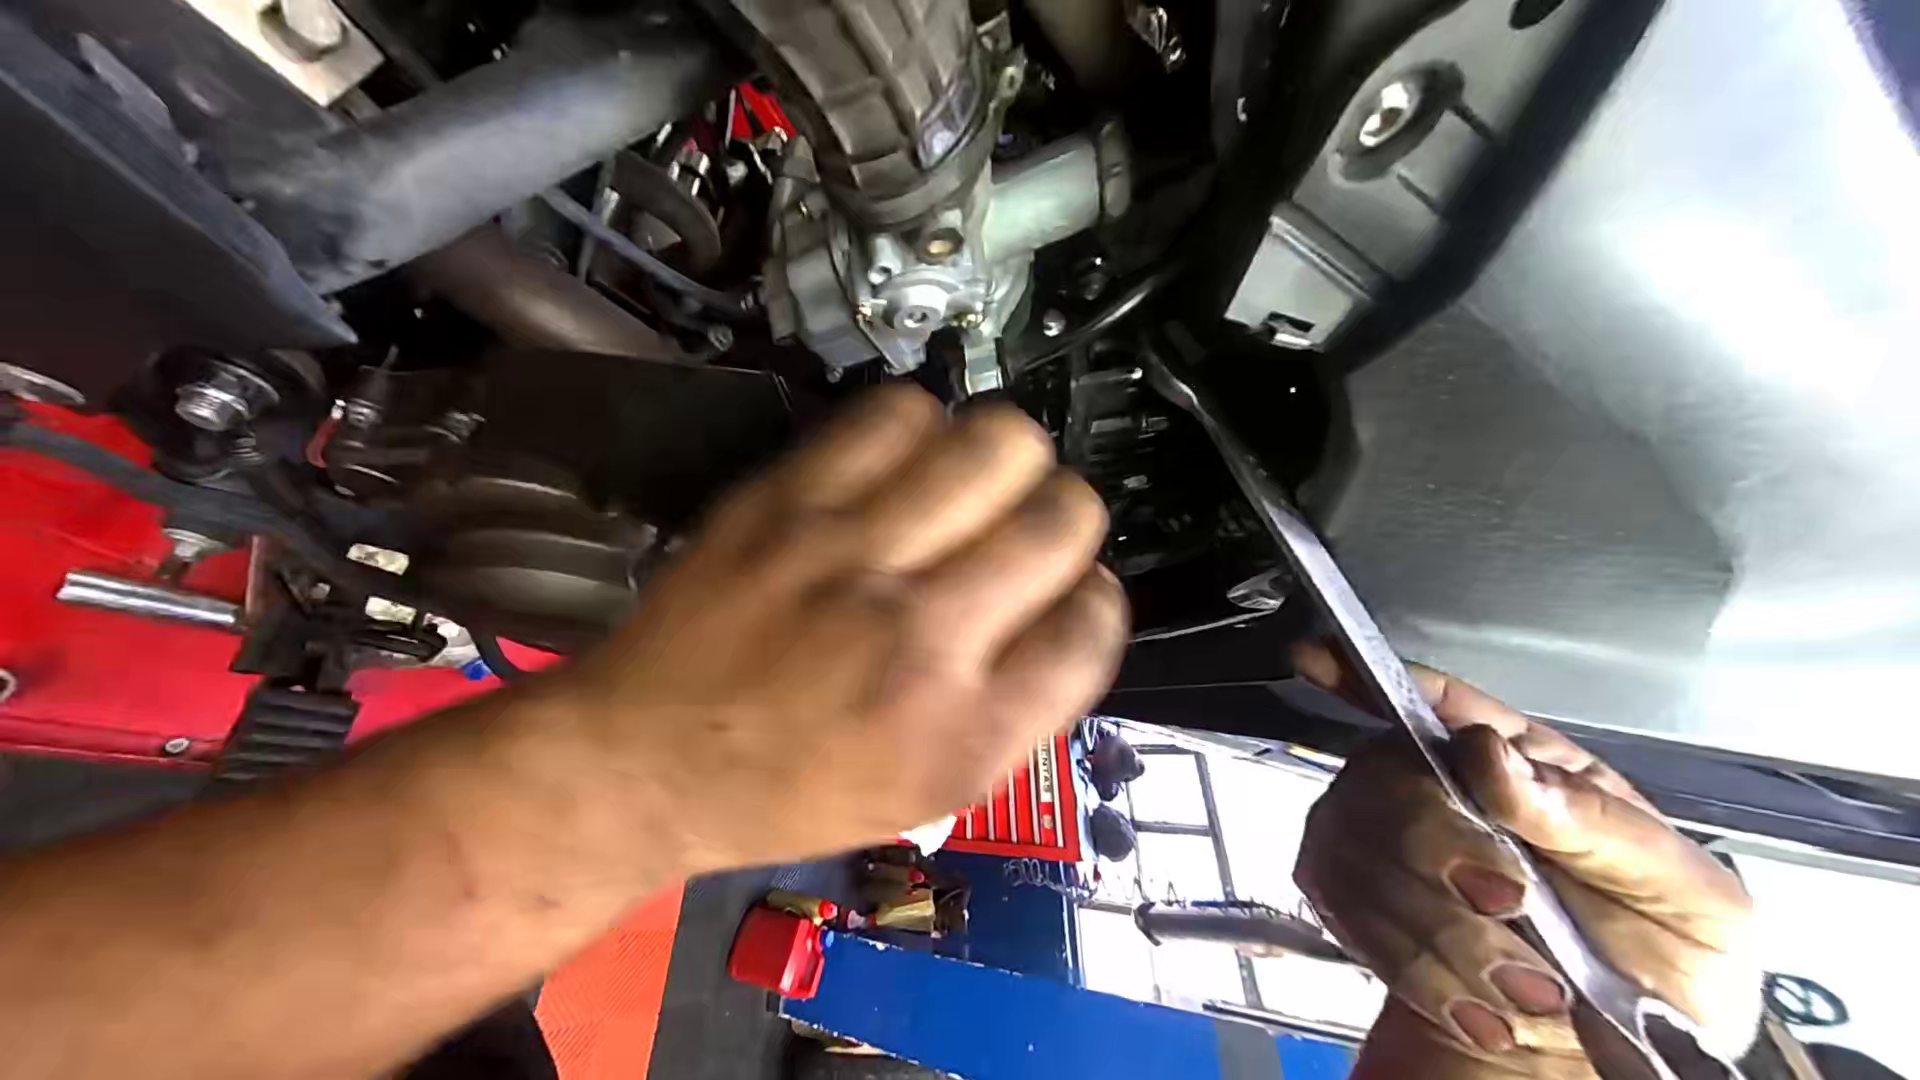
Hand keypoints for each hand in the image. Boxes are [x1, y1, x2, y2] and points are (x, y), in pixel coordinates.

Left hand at [543, 387, 1126, 873]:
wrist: (643, 760)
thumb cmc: (794, 789)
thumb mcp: (930, 792)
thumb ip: (1023, 704)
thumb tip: (1073, 603)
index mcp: (965, 729)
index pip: (1093, 622)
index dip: (1096, 597)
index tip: (1072, 591)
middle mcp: (920, 633)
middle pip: (1062, 516)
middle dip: (1068, 514)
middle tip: (1031, 525)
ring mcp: (850, 552)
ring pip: (995, 444)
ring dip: (1009, 460)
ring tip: (977, 486)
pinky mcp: (787, 498)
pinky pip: (898, 414)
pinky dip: (925, 427)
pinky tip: (910, 463)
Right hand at [1291, 648, 1757, 1078]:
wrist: (1593, 1053)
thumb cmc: (1651, 964)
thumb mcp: (1686, 899)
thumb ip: (1596, 822)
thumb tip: (1489, 753)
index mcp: (1510, 759)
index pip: (1430, 700)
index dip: (1359, 672)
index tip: (1311, 658)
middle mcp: (1421, 779)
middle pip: (1386, 779)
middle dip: (1442, 850)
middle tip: (1512, 908)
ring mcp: (1366, 829)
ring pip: (1360, 849)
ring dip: (1445, 932)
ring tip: (1522, 986)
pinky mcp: (1335, 884)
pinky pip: (1344, 907)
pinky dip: (1414, 966)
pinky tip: (1471, 998)